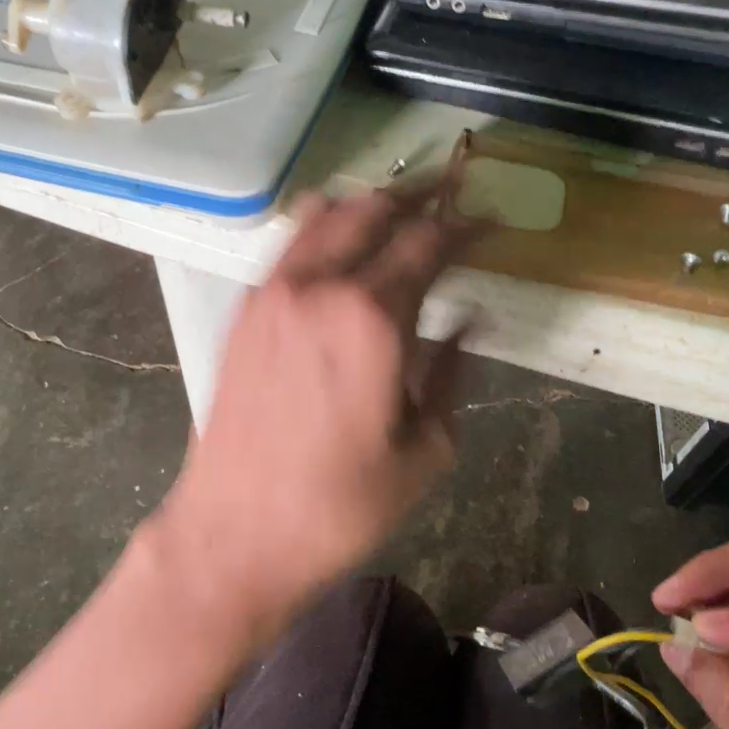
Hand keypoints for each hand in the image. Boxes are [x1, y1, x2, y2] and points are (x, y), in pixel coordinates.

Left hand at [155, 181, 476, 633]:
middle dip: (419, 195)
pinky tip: (344, 246)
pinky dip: (324, 227)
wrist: (235, 533)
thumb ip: (450, 372)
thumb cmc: (340, 506)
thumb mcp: (425, 452)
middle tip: (451, 195)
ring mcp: (273, 292)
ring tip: (401, 210)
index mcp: (372, 319)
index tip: (492, 224)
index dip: (467, 226)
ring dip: (369, 203)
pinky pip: (290, 243)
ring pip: (326, 213)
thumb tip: (470, 320)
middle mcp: (319, 286)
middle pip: (375, 208)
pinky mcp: (245, 309)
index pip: (429, 242)